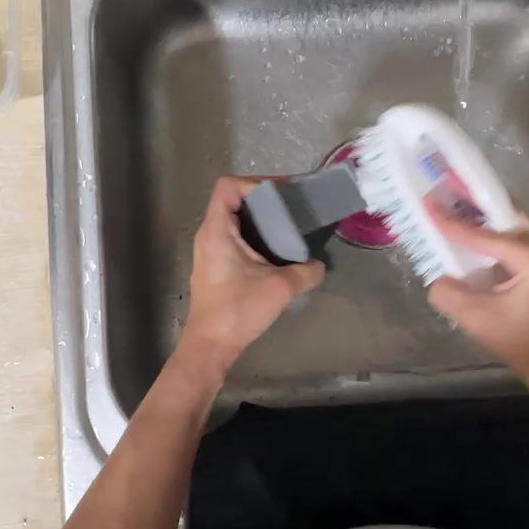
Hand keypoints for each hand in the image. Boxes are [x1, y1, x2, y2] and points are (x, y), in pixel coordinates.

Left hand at [179, 177, 325, 372]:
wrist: (211, 345)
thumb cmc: (238, 310)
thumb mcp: (280, 288)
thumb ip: (306, 271)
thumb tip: (319, 265)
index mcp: (218, 231)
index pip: (228, 186)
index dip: (255, 183)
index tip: (281, 196)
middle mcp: (209, 235)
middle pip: (233, 200)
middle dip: (263, 200)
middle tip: (291, 208)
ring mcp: (210, 250)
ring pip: (234, 220)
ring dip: (260, 220)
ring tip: (288, 227)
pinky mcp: (215, 265)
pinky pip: (234, 237)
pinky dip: (255, 236)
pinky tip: (276, 252)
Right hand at [425, 210, 528, 385]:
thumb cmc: (522, 343)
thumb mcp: (477, 320)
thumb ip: (449, 294)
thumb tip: (439, 278)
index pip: (485, 235)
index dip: (454, 223)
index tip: (429, 205)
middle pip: (506, 217)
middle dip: (475, 205)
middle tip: (448, 192)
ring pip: (515, 226)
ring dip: (487, 220)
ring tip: (458, 210)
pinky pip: (521, 240)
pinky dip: (498, 235)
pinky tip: (478, 239)